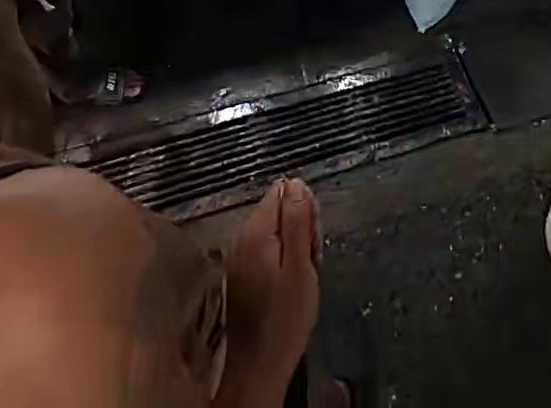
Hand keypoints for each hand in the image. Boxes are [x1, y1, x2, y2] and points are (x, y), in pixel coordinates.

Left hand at [220, 179, 321, 406]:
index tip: (312, 237)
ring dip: (295, 245)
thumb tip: (296, 183)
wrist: (259, 367)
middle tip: (309, 259)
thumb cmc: (286, 316)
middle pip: (280, 210)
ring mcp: (238, 257)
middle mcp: (241, 239)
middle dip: (301, 228)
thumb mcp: (301, 264)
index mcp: (256, 233)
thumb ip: (298, 220)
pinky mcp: (240, 273)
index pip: (284, 192)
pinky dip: (283, 260)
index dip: (305, 210)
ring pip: (276, 230)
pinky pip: (268, 249)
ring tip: (302, 274)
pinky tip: (290, 283)